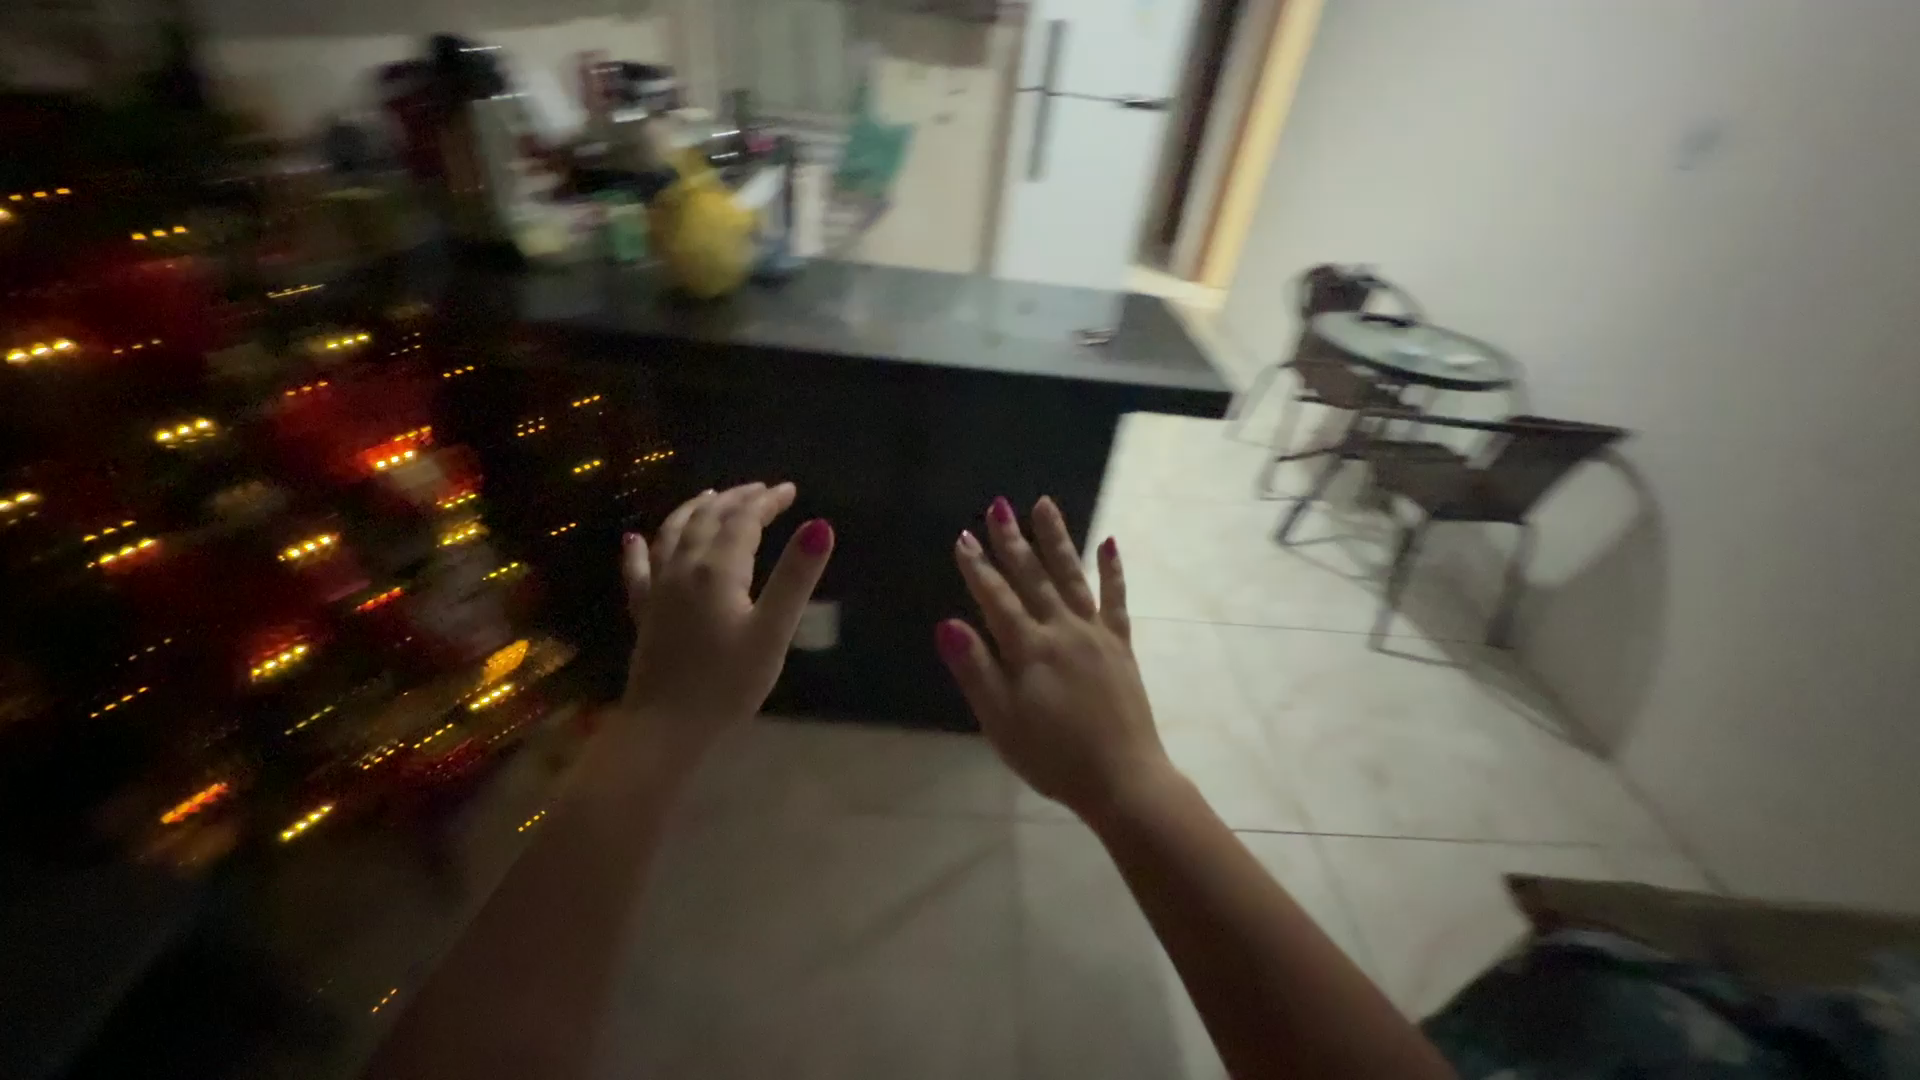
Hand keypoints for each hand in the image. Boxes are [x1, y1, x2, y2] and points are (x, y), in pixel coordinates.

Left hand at [621, 482, 833, 755]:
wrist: (666, 727)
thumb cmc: (728, 683)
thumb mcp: (773, 631)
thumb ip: (795, 577)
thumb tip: (820, 526)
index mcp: (717, 570)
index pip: (743, 521)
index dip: (766, 502)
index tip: (789, 489)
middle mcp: (683, 568)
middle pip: (707, 519)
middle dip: (735, 499)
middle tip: (761, 490)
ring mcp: (659, 589)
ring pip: (673, 534)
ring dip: (694, 510)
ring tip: (710, 496)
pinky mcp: (645, 613)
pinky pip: (638, 571)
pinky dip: (638, 550)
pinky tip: (633, 539)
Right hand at [936, 495, 1172, 818]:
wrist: (1122, 778)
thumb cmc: (1052, 756)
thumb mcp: (1001, 722)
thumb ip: (975, 670)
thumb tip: (946, 624)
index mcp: (1029, 649)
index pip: (996, 599)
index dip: (978, 569)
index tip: (964, 537)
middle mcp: (1062, 630)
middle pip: (1033, 578)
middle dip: (1012, 541)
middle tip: (998, 505)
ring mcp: (1095, 634)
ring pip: (1072, 576)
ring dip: (1057, 539)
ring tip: (1044, 505)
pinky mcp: (1121, 645)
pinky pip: (1116, 599)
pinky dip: (1112, 570)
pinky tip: (1109, 542)